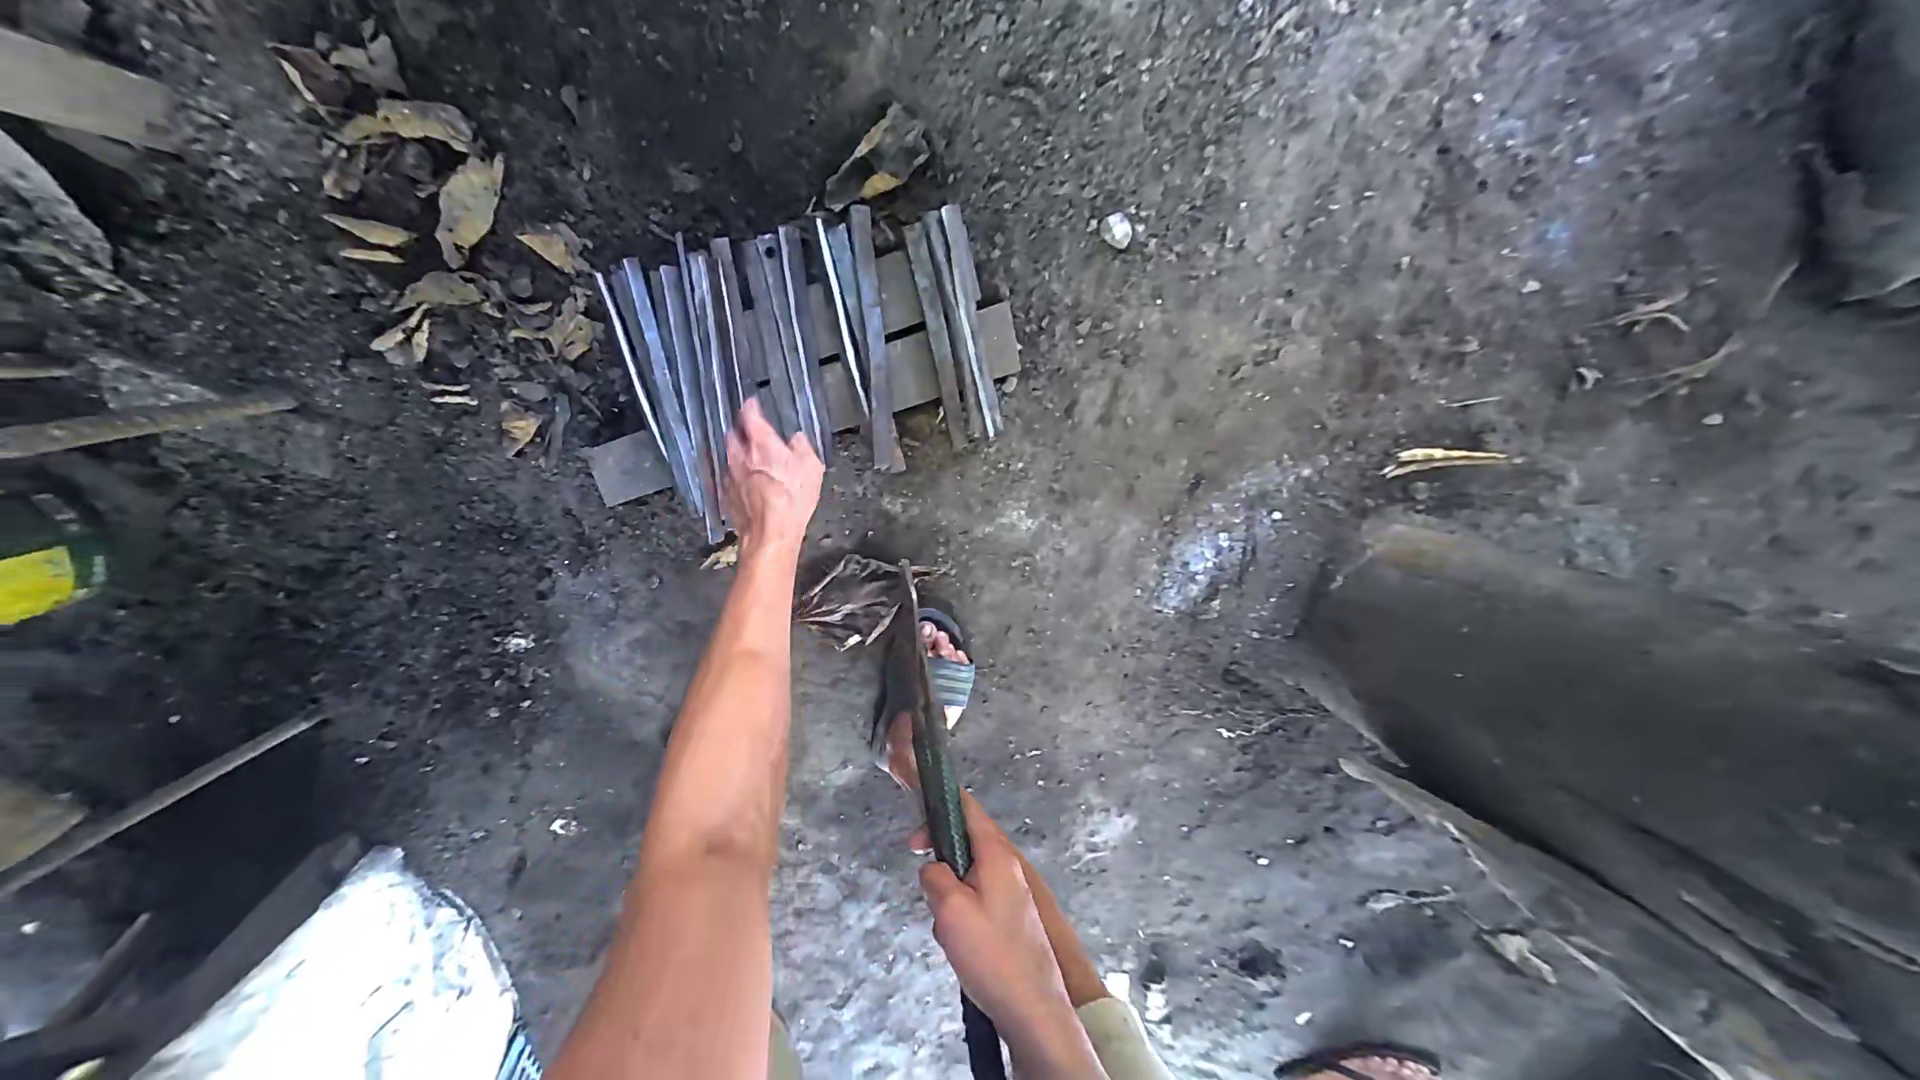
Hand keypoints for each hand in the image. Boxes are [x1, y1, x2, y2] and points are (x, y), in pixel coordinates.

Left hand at [723, 396, 822, 555]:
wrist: (770, 534)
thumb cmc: (791, 501)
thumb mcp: (811, 468)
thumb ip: (802, 447)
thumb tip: (798, 440)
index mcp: (761, 444)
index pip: (749, 414)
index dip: (751, 407)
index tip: (753, 404)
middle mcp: (740, 456)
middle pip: (734, 434)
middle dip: (742, 431)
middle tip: (752, 432)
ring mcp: (730, 476)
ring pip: (730, 456)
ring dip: (739, 454)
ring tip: (752, 460)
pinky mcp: (727, 495)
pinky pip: (730, 478)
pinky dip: (738, 476)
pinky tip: (750, 484)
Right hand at [914, 793, 1105, 1077]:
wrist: (1033, 1008)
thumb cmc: (991, 954)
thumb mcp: (949, 909)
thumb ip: (934, 875)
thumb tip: (933, 867)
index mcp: (995, 853)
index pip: (965, 805)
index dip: (937, 793)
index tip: (912, 789)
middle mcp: (1006, 863)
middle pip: (965, 834)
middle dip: (937, 841)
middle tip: (913, 850)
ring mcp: (1011, 889)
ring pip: (967, 866)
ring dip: (946, 880)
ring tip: (939, 912)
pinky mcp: (1009, 914)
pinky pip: (975, 891)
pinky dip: (958, 900)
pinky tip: (954, 932)